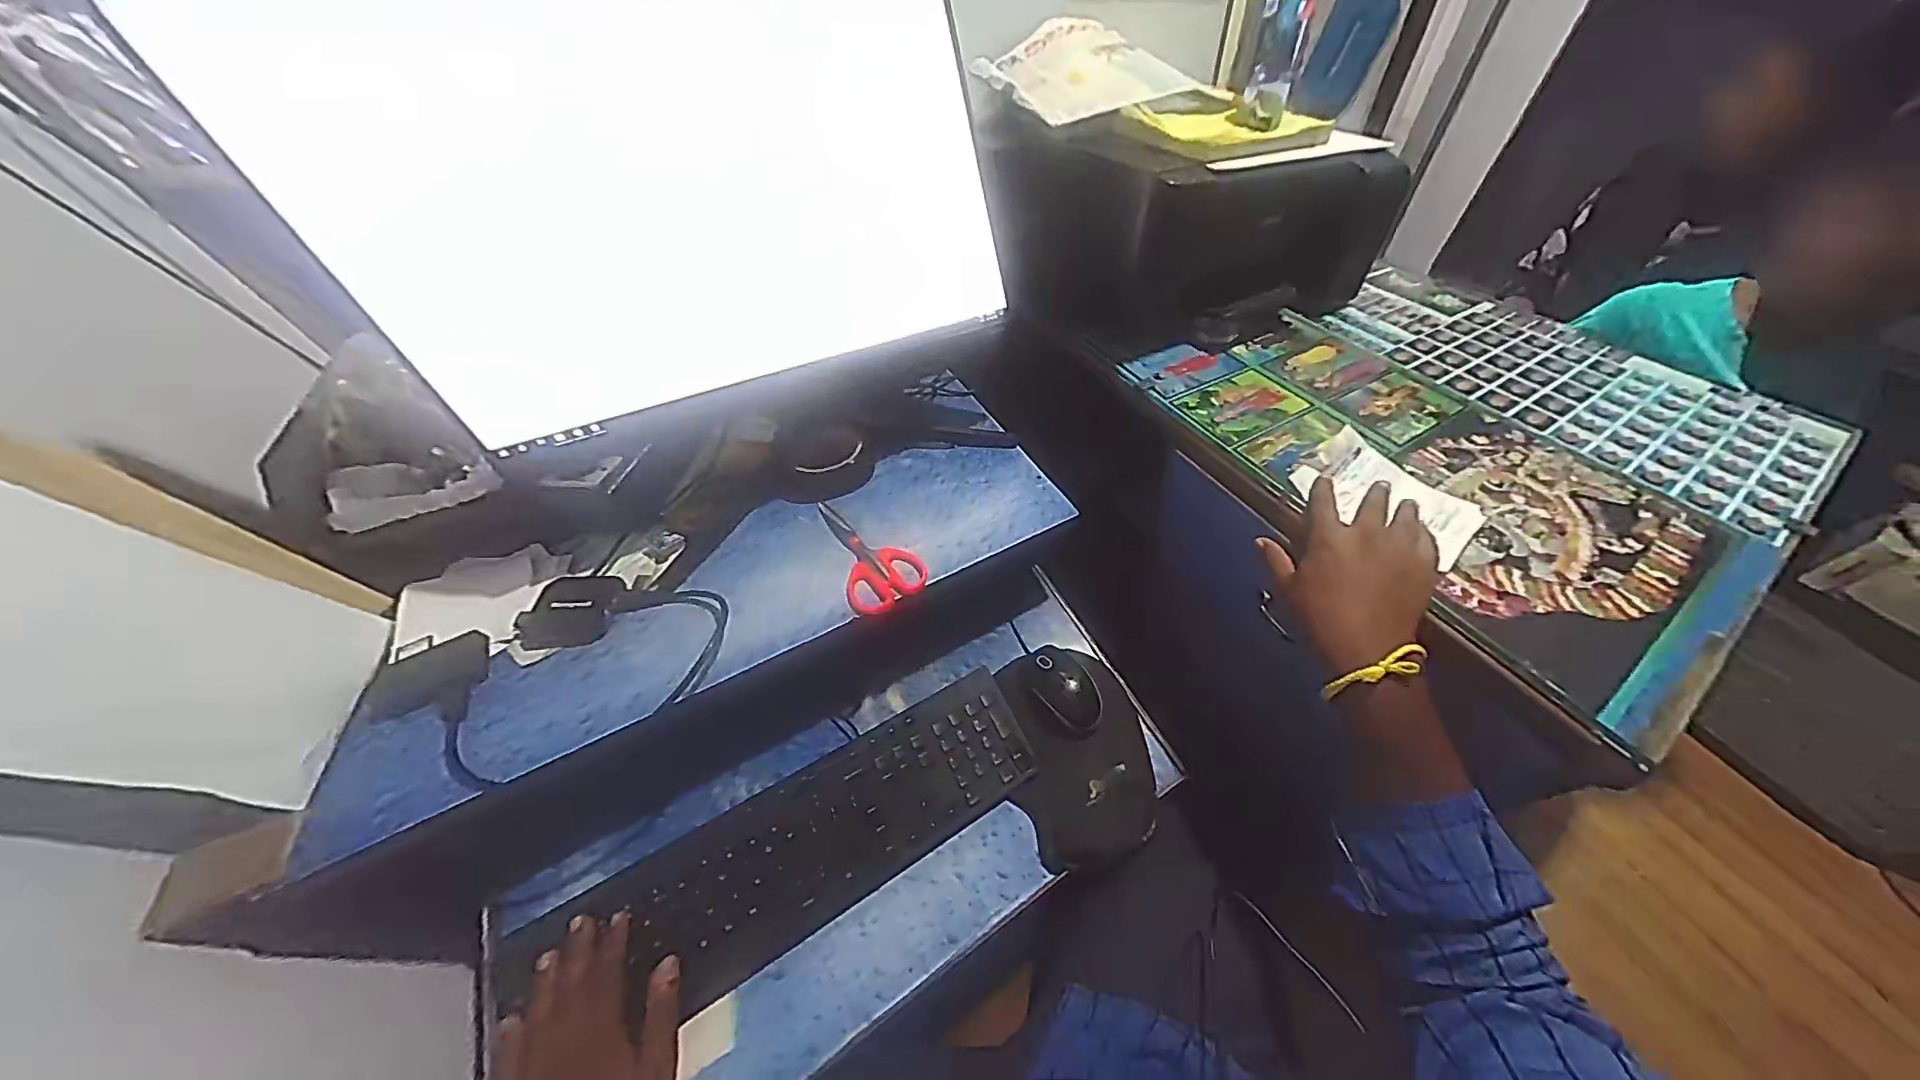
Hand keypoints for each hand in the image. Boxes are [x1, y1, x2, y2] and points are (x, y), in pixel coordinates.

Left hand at [498, 912, 680, 1079]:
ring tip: (548, 954)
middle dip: (578, 949)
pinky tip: (512, 1017)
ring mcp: (533, 1064)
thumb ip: (659, 1013)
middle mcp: (563, 1037)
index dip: (613, 941)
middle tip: (581, 920)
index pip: (606, 972)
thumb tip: (667, 964)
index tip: (619, 916)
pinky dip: (511, 1030)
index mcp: (601, 1026)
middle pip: (570, 984)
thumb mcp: (657, 1065)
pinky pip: (508, 1053)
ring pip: (537, 1010)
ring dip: (544, 980)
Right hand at [1257, 477, 1438, 675]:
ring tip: (1405, 504)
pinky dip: (1422, 532)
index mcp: (1328, 537)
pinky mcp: (1424, 563)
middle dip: (1375, 491)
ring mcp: (1399, 546)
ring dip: (1403, 507)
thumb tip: (1260, 541)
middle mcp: (1366, 532)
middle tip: (1379, 486)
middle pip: (1373, 500)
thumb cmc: (1320, 617)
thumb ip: (1277, 561)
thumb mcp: (1290, 589)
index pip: (1323, 500)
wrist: (1367, 647)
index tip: (1324, 479)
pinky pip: (1427, 537)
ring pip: (1407, 513)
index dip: (1322, 487)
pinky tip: (1420, 532)